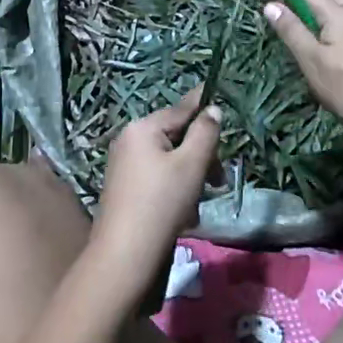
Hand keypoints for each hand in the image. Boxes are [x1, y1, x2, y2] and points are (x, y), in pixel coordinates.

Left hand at [89, 85, 221, 278]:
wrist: (127, 251)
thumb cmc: (163, 201)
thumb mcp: (191, 164)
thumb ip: (205, 133)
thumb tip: (212, 109)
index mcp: (142, 128)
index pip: (180, 110)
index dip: (202, 105)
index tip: (215, 91)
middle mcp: (129, 141)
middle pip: (176, 138)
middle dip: (200, 158)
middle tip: (218, 181)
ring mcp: (124, 165)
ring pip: (170, 162)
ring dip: (190, 179)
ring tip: (195, 206)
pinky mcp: (124, 188)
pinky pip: (158, 179)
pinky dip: (174, 191)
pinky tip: (182, 216)